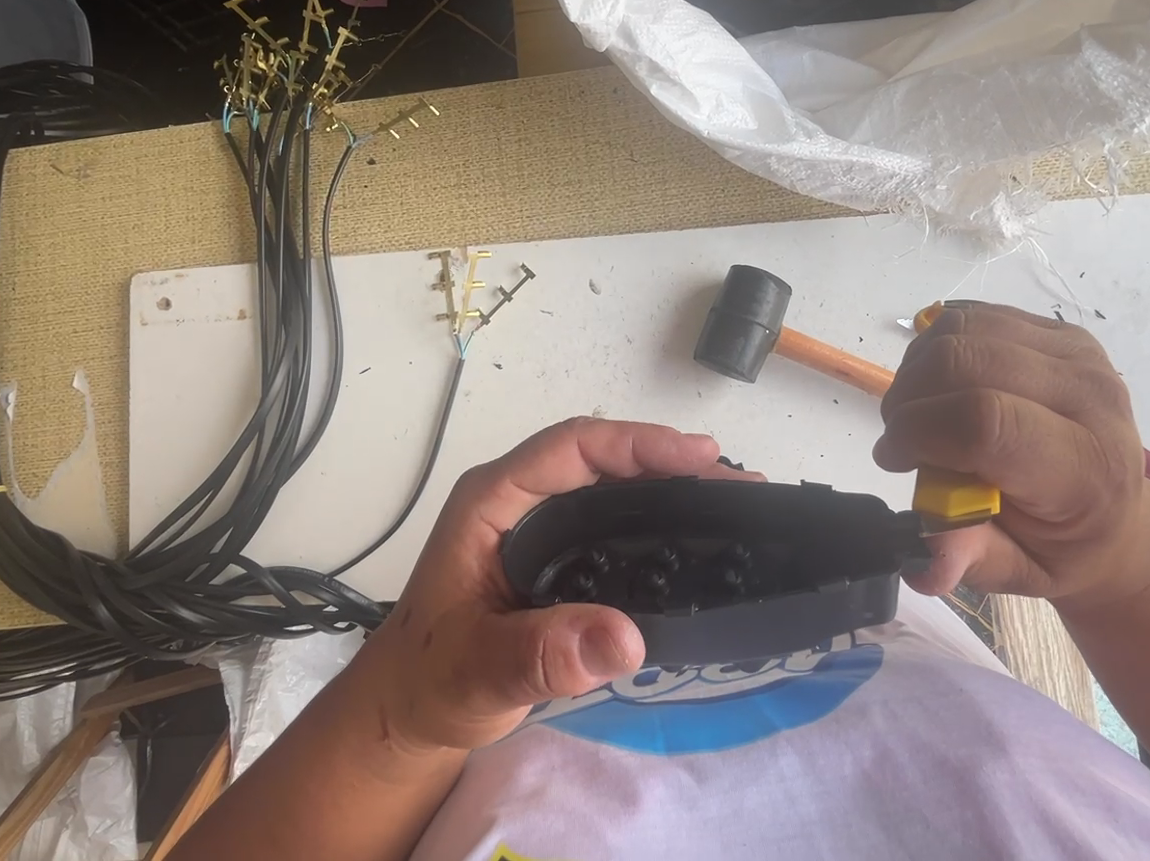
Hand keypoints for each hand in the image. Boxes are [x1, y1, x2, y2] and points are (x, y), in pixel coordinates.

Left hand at [350, 418, 741, 752]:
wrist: (413, 706)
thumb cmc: (432, 678)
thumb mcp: (481, 668)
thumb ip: (542, 653)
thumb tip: (627, 636)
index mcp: (492, 500)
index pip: (570, 448)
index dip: (636, 444)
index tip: (698, 457)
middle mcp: (518, 499)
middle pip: (600, 458)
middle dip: (668, 463)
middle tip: (736, 484)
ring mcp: (537, 525)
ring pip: (609, 486)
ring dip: (668, 489)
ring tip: (729, 502)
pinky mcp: (555, 554)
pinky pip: (610, 522)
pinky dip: (654, 522)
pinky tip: (692, 539)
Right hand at [873, 301, 1149, 606]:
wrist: (1118, 514)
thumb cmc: (1059, 548)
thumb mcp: (1020, 572)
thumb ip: (971, 558)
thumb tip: (926, 565)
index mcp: (1083, 468)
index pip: (985, 422)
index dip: (918, 432)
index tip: (895, 460)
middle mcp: (1089, 398)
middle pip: (962, 361)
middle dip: (907, 400)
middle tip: (904, 439)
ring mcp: (1076, 356)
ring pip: (958, 330)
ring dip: (917, 370)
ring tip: (922, 411)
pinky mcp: (1059, 332)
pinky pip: (970, 316)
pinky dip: (936, 346)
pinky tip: (943, 386)